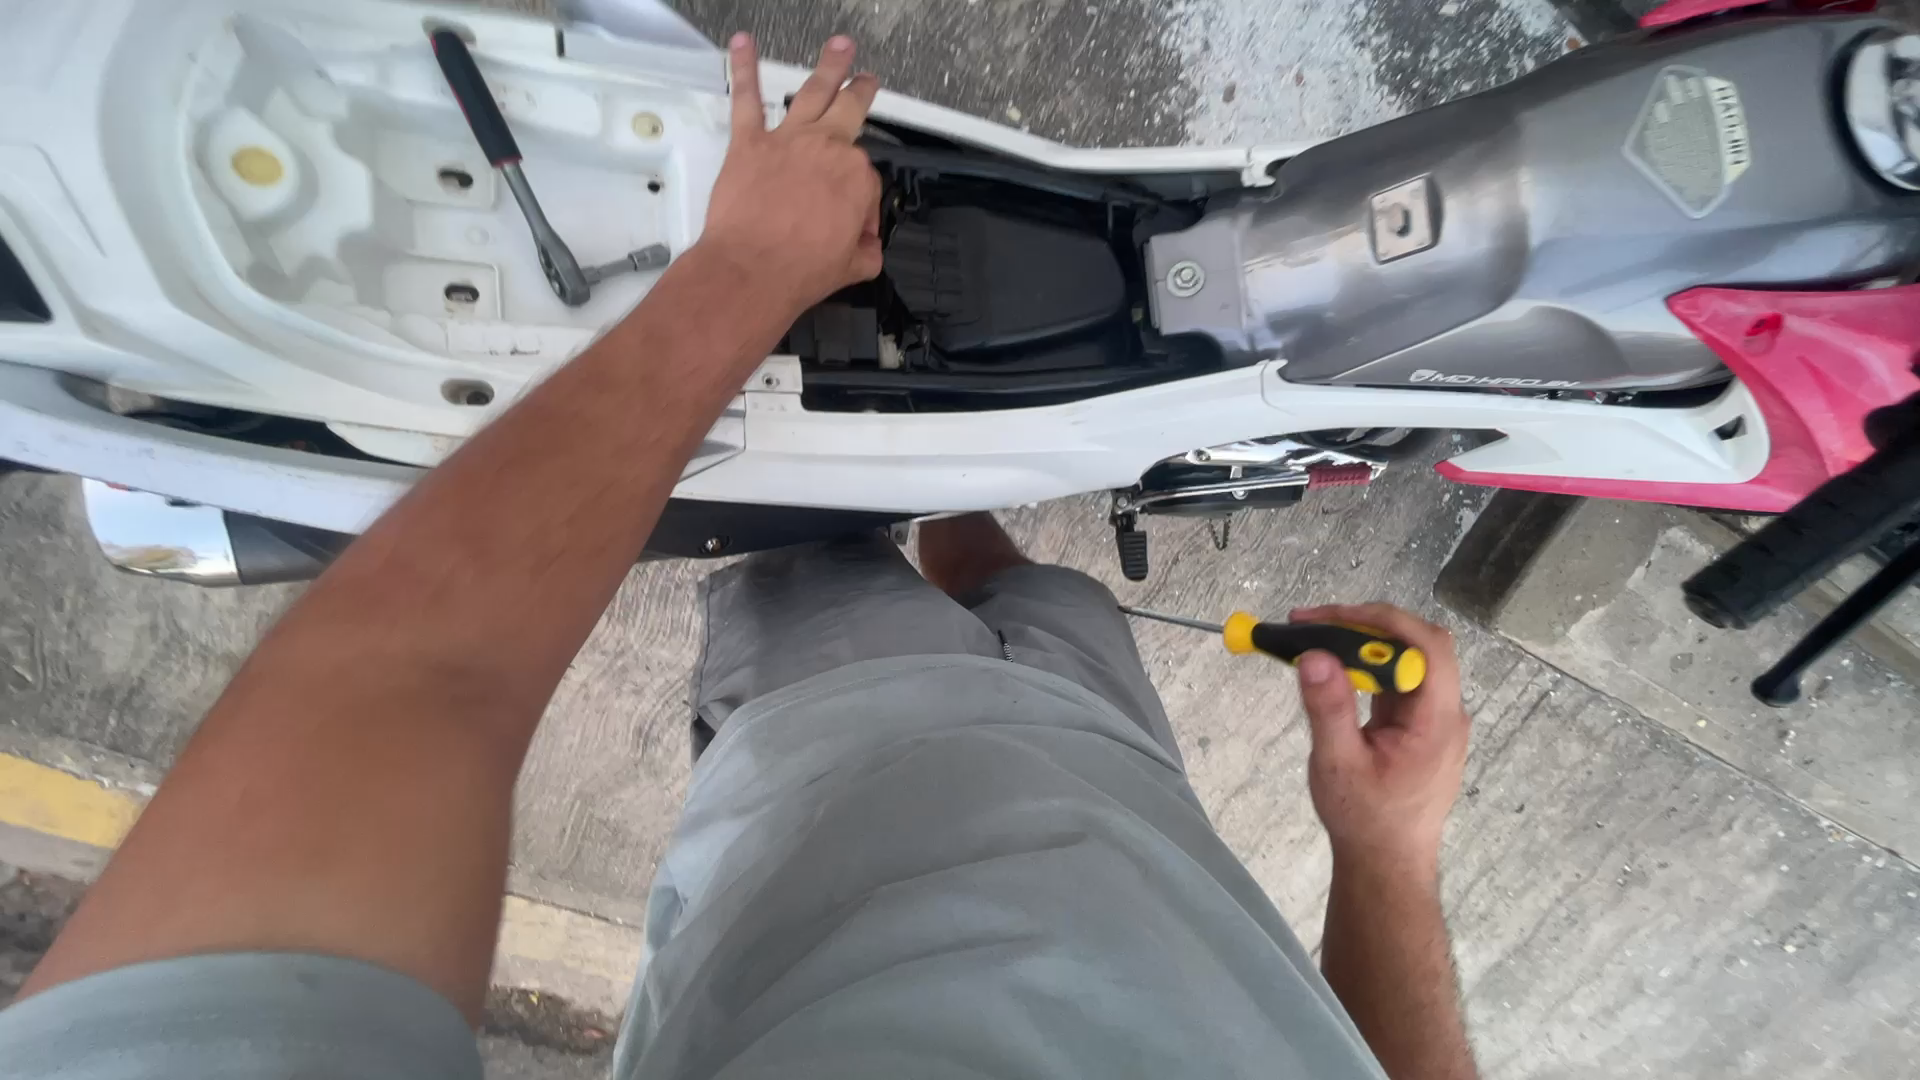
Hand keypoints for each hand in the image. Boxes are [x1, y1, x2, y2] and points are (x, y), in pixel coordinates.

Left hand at [699, 33, 883, 319]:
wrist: (753, 269)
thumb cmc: (803, 270)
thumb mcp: (853, 268)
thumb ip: (866, 251)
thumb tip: (868, 246)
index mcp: (857, 178)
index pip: (867, 181)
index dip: (864, 207)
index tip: (856, 229)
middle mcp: (827, 148)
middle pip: (850, 112)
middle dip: (861, 93)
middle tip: (867, 80)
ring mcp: (788, 140)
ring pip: (813, 93)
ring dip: (829, 66)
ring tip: (840, 47)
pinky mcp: (750, 142)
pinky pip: (747, 98)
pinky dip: (744, 69)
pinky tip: (743, 45)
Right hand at [1291, 603, 1470, 881]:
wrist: (1385, 862)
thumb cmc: (1365, 817)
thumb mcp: (1338, 763)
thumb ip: (1328, 708)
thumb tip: (1314, 655)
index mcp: (1437, 720)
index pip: (1428, 646)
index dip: (1383, 620)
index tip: (1330, 617)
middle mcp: (1444, 712)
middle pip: (1417, 644)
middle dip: (1364, 624)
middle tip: (1310, 624)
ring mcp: (1432, 718)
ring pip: (1405, 658)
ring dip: (1359, 642)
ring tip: (1311, 639)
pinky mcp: (1415, 725)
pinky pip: (1393, 679)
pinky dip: (1361, 663)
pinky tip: (1328, 668)